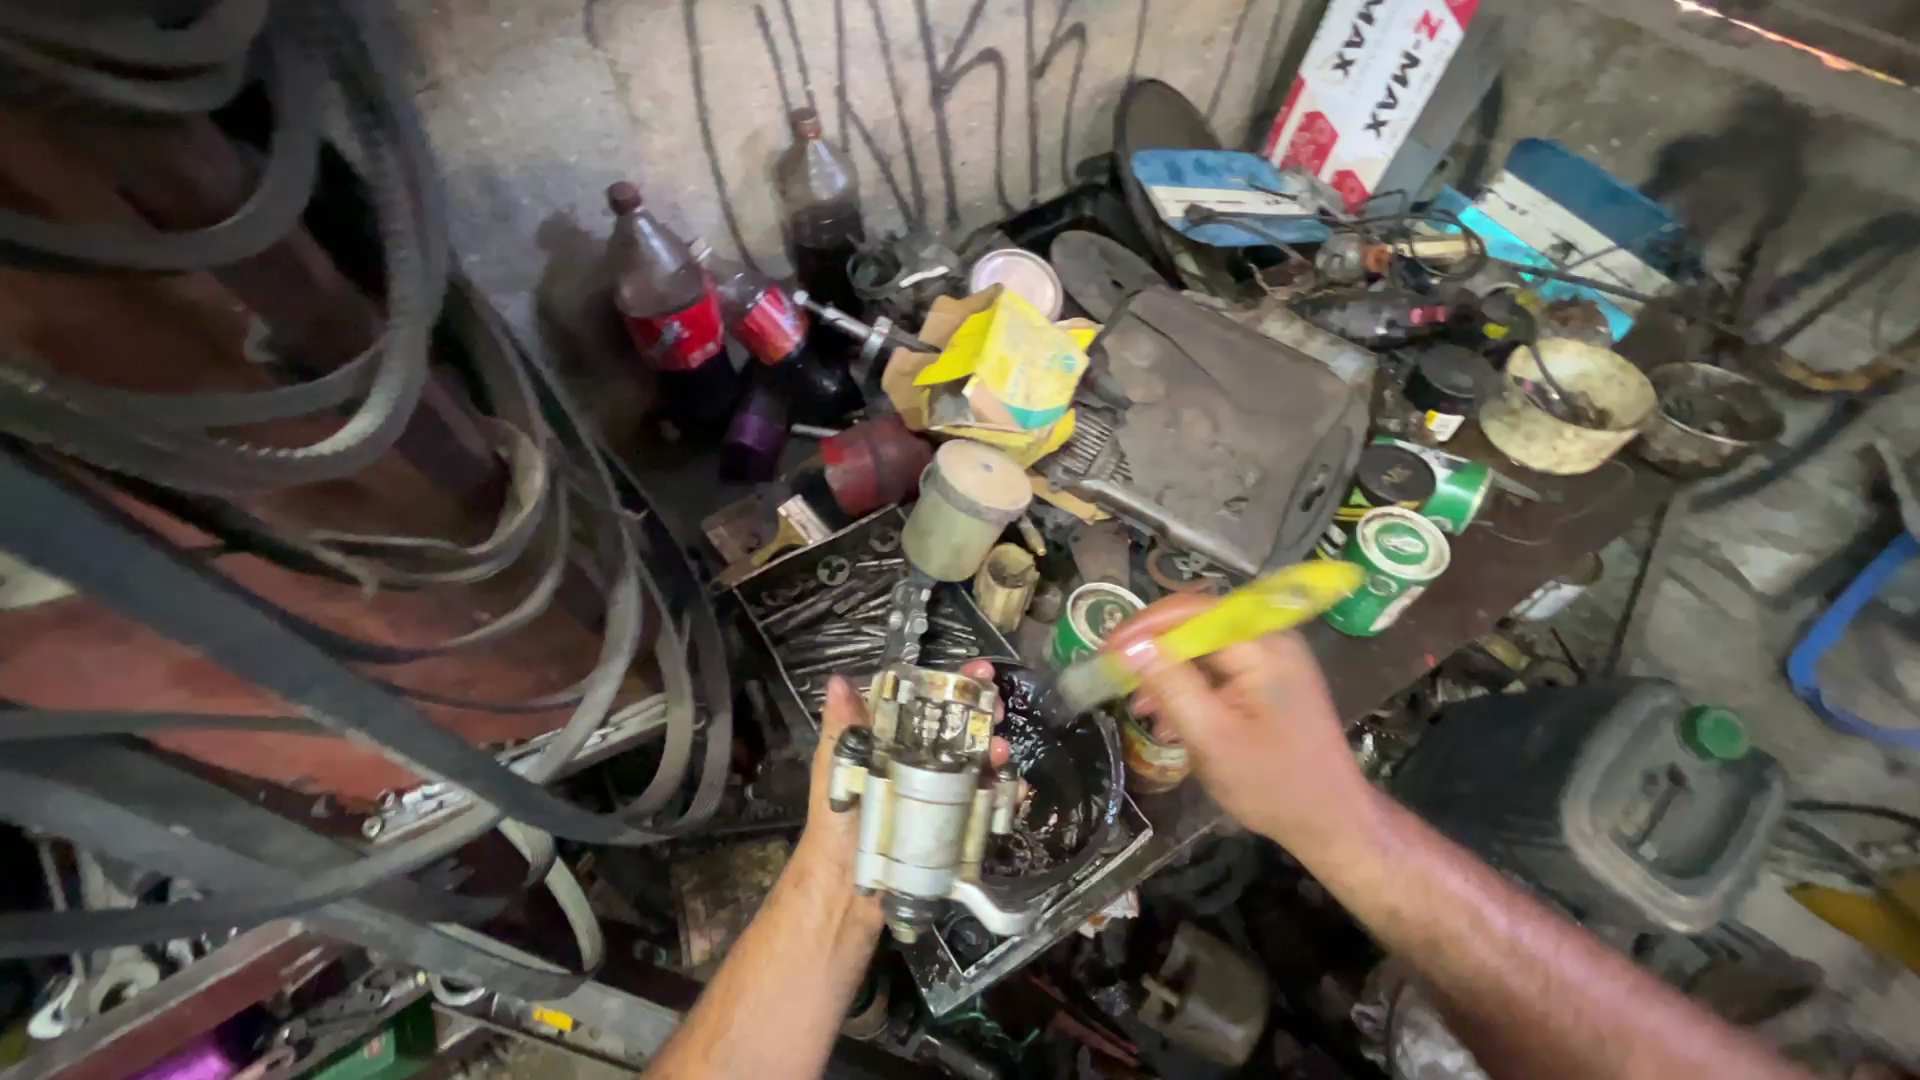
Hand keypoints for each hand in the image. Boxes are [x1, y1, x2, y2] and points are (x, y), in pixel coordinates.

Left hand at [793, 661, 1011, 906]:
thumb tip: (837, 680)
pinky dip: (1006, 793)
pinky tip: (1016, 789)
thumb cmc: (836, 821)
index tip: (980, 671)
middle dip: (983, 711)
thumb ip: (841, 728)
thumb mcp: (834, 769)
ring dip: (995, 750)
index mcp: (893, 740)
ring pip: (977, 761)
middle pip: (959, 727)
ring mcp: (942, 792)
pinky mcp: (955, 824)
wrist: (846, 889)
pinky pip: (986, 804)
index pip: (927, 701)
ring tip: (1001, 750)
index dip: (953, 683)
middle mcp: (921, 761)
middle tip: (997, 706)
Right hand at [1105, 594, 1370, 850]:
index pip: (1191, 611)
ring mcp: (1271, 658)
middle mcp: (1269, 639)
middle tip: (1116, 674)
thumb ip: (1170, 685)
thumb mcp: (1210, 737)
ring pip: (1202, 646)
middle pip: (1196, 623)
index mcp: (1262, 646)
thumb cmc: (1272, 784)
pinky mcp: (1267, 678)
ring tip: (1140, 706)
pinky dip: (1187, 685)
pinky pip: (1217, 667)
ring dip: (1166, 670)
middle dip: (1152, 648)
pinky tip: (1168, 717)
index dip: (1143, 625)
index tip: (1106, 649)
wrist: (1331, 821)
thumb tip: (1129, 646)